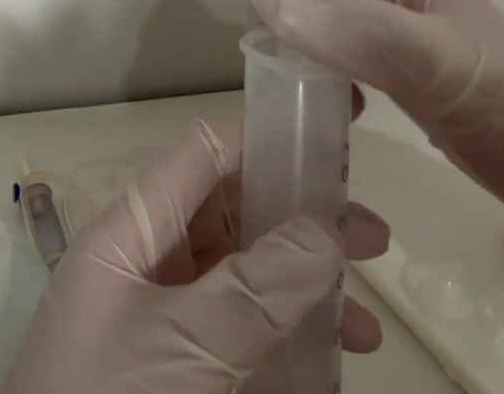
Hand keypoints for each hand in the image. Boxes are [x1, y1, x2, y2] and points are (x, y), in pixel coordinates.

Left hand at [4, 119, 389, 392]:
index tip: (331, 147)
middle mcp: (148, 261)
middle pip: (232, 213)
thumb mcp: (181, 345)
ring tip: (365, 322)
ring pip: (245, 276)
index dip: (264, 139)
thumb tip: (324, 232)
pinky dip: (289, 338)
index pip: (202, 154)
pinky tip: (335, 357)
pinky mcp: (177, 364)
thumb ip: (254, 290)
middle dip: (301, 221)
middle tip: (371, 240)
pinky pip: (243, 331)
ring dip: (306, 290)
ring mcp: (162, 315)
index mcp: (132, 231)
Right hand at [245, 0, 503, 343]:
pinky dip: (312, 63)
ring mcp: (390, 21)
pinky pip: (327, 40)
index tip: (266, 8)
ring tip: (306, 83)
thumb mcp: (442, 71)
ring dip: (288, 31)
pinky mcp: (390, 57)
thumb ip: (361, 32)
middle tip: (285, 55)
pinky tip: (337, 104)